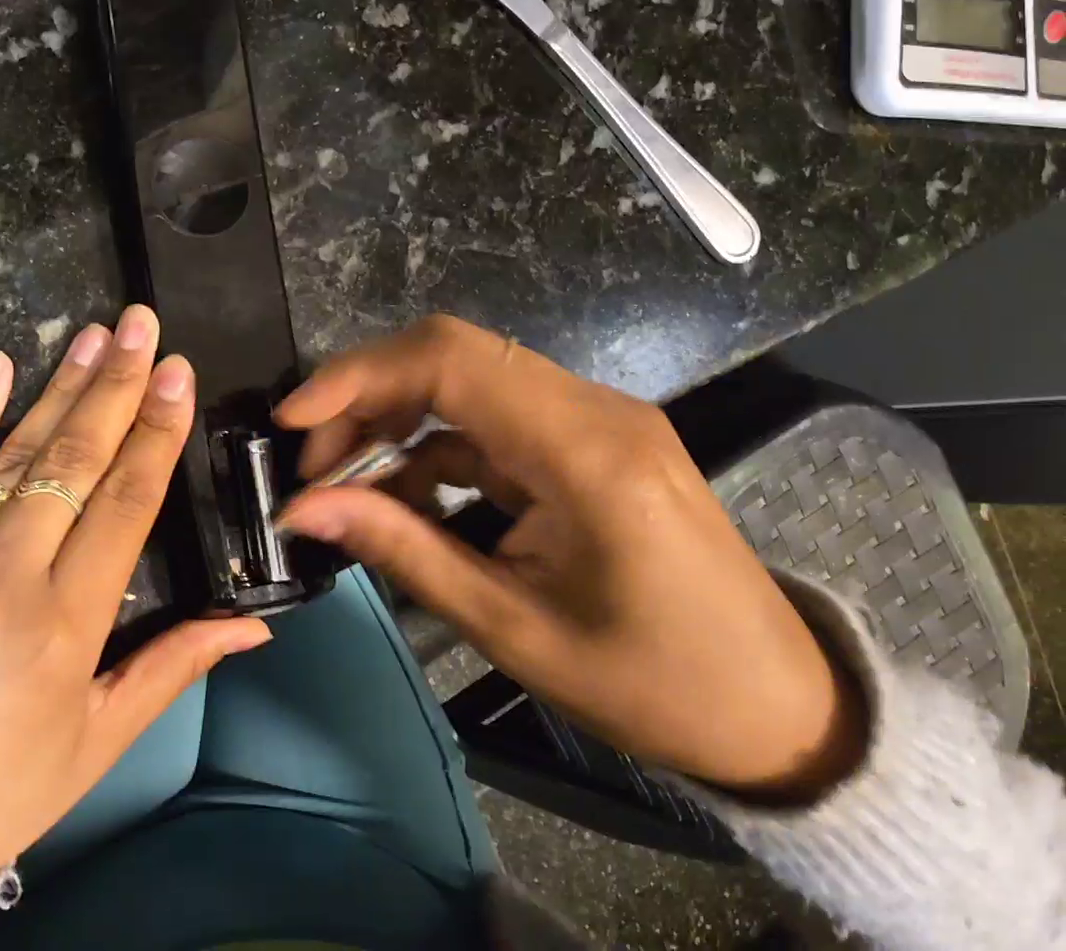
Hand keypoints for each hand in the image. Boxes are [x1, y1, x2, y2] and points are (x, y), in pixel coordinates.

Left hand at [0, 306, 271, 911]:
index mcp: (63, 627)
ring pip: (10, 455)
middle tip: (143, 325)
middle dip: (115, 386)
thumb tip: (253, 627)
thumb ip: (172, 667)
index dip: (156, 433)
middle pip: (71, 460)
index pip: (123, 504)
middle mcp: (1, 575)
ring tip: (94, 336)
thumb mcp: (95, 742)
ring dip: (57, 389)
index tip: (179, 375)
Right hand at [274, 316, 864, 799]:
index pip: (451, 360)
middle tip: (313, 469)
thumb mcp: (509, 625)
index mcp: (587, 452)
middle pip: (452, 355)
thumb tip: (301, 509)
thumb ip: (402, 550)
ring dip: (392, 421)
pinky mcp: (588, 445)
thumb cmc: (651, 684)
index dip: (357, 376)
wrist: (777, 713)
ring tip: (345, 488)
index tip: (292, 423)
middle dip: (365, 399)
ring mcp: (596, 423)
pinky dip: (430, 449)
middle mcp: (595, 412)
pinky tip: (401, 498)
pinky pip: (489, 422)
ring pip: (465, 382)